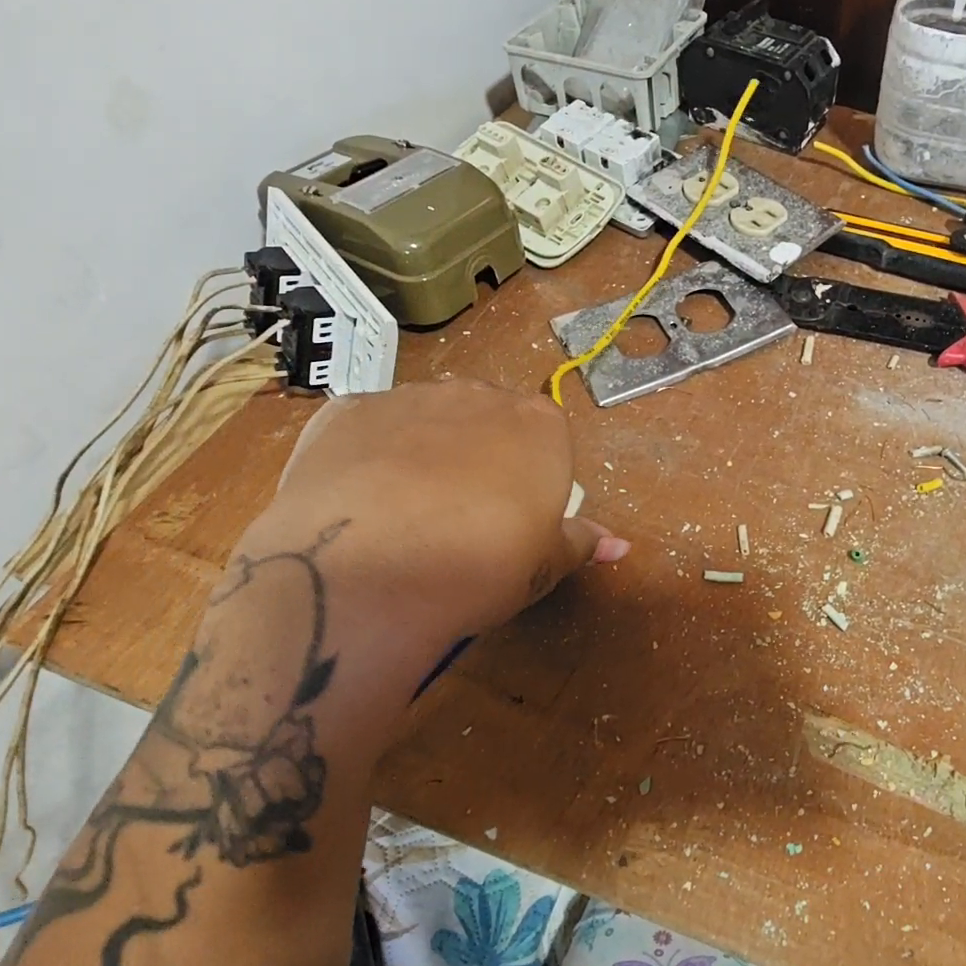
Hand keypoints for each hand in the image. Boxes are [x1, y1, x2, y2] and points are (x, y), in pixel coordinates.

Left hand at [207, 378, 627, 722]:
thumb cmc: (482, 564)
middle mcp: (478, 394)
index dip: (529, 479)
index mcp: (539, 424)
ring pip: (426, 419)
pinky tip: (359, 499)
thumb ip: (582, 543)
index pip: (545, 439)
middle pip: (486, 420)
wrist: (371, 571)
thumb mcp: (545, 565)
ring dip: (423, 452)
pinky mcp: (346, 410)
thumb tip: (619, 544)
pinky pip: (367, 428)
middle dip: (477, 457)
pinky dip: (367, 456)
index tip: (511, 519)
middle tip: (460, 517)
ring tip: (403, 514)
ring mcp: (409, 395)